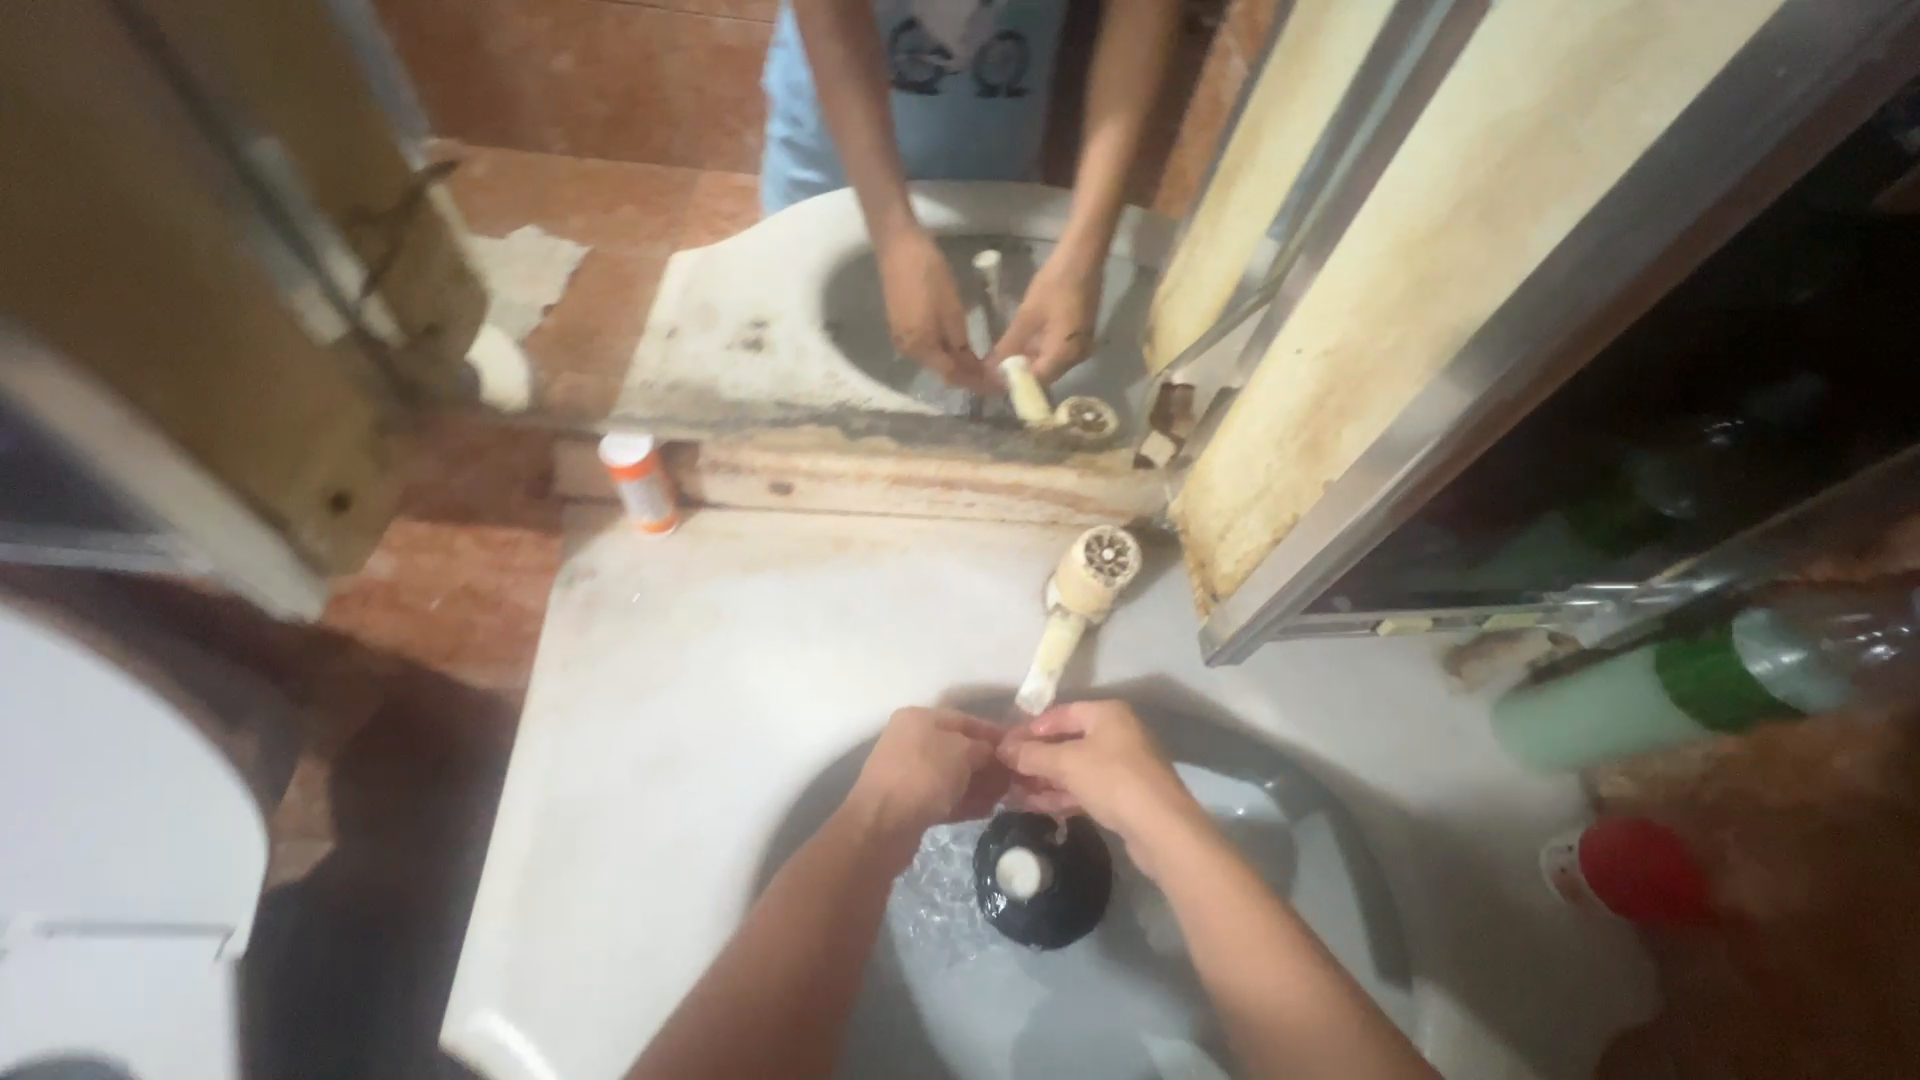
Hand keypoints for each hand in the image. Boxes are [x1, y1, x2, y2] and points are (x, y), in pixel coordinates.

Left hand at [846, 707, 1010, 844]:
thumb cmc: (924, 775)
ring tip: (1004, 797)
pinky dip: (964, 801)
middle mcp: (911, 740)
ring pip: (952, 774)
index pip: (966, 720)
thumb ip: (984, 748)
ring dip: (979, 784)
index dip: (994, 734)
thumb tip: (995, 754)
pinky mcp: (908, 802)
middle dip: (988, 763)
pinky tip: (987, 811)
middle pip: (959, 748)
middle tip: (1015, 779)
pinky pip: (943, 796)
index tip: (1019, 749)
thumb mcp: (963, 751)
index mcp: (919, 718)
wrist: (882, 824)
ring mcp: (908, 772)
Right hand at [877, 228, 995, 391]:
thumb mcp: (952, 311)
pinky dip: (945, 352)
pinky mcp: (901, 328)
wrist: (899, 246)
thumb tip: (972, 369)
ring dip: (957, 365)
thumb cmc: (929, 274)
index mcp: (921, 348)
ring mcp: (902, 340)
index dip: (976, 383)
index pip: (952, 376)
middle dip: (968, 376)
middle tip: (994, 376)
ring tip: (982, 366)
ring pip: (935, 360)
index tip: (998, 386)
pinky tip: (961, 350)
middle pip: (942, 371)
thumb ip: (961, 345)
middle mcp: (908, 351)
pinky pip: (927, 348)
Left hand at [988, 247, 1102, 383]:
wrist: (1083, 257)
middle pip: (1044, 375)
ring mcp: (1081, 347)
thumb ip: (1009, 346)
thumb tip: (990, 369)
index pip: (1036, 380)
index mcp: (1065, 354)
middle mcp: (1077, 357)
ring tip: (1002, 358)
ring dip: (1027, 362)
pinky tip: (1020, 345)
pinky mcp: (1080, 336)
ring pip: (1049, 364)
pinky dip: (1038, 351)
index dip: (1013, 381)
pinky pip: (1057, 352)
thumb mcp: (1027, 316)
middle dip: (1019, 372)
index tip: (992, 378)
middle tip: (994, 368)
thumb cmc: (1055, 284)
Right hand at [998, 701, 1208, 879]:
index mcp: (1107, 714)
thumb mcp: (1067, 763)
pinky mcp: (1123, 796)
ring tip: (1012, 792)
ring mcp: (1122, 766)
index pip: (1060, 714)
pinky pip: (1085, 789)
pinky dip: (1060, 795)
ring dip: (1044, 779)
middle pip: (1067, 741)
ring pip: (1075, 768)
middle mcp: (1117, 734)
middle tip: (1005, 771)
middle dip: (1035, 758)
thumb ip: (1032, 755)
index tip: (1004, 746)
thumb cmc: (1113, 780)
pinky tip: (1033, 805)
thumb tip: (1003, 749)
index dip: (1030, 729)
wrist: (1161, 828)